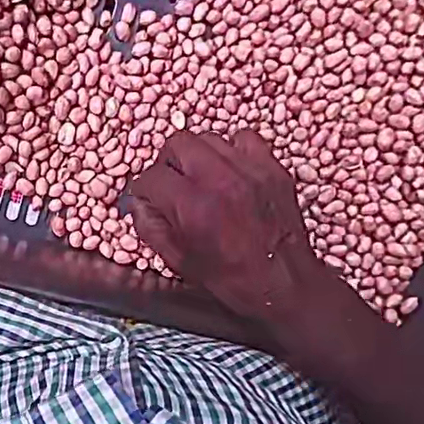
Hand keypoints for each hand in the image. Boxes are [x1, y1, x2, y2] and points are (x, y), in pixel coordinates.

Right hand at [123, 130, 323, 321]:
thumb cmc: (232, 279)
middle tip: (170, 183)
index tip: (147, 197)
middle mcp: (219, 180)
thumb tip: (138, 204)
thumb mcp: (179, 261)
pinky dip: (231, 150)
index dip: (143, 189)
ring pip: (208, 138)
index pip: (152, 177)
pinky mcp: (271, 168)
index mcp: (192, 206)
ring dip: (196, 156)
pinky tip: (229, 170)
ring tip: (199, 177)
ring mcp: (249, 170)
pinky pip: (244, 138)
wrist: (285, 285)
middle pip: (177, 143)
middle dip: (167, 163)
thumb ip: (151, 228)